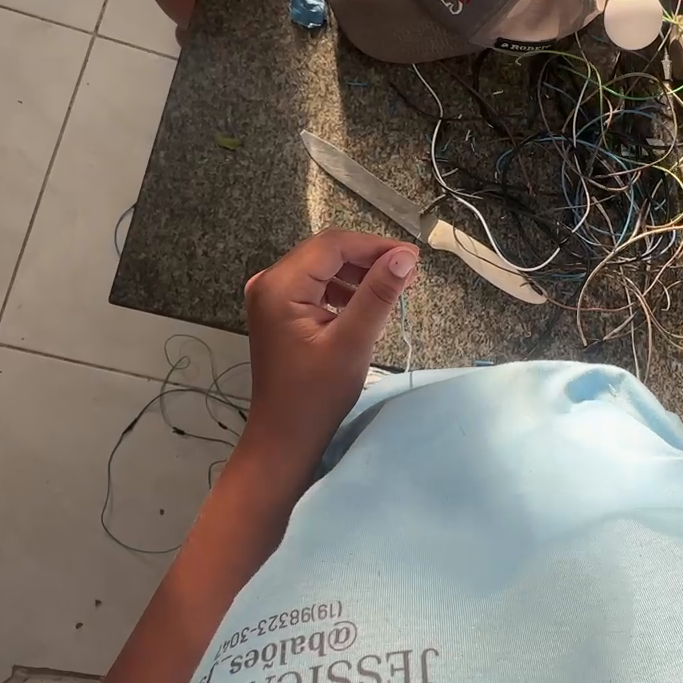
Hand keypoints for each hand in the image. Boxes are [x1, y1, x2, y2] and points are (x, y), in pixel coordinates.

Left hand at [240, 229, 418, 454]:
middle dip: (370, 258)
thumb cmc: (316, 395)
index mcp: (280, 286)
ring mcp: (272, 297)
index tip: (413, 259)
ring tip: (394, 289)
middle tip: (409, 273)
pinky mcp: (280, 311)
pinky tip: (367, 305)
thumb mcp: (352, 342)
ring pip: (325, 267)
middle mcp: (269, 283)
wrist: (286, 436)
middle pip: (327, 252)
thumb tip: (405, 257)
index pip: (333, 246)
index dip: (376, 246)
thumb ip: (378, 294)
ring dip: (360, 274)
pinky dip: (345, 290)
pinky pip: (318, 285)